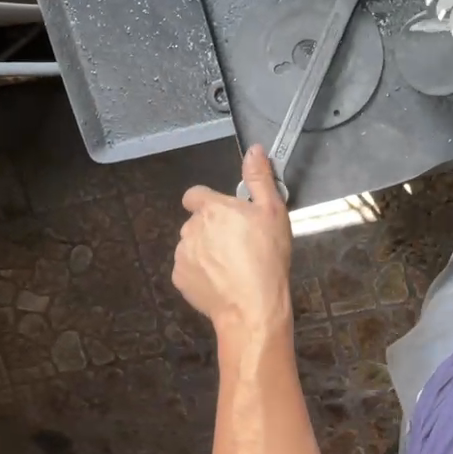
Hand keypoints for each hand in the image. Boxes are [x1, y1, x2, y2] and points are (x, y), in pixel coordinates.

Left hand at [174, 146, 293, 337]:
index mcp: (212, 208)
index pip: (195, 195)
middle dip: (213, 229)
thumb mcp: (273, 212)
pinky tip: (223, 281)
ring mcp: (181, 255)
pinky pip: (189, 268)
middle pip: (197, 222)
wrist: (252, 305)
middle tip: (241, 244)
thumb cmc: (267, 255)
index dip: (210, 202)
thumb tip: (254, 148)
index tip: (228, 216)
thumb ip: (260, 178)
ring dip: (207, 250)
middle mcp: (190, 228)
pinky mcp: (179, 279)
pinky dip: (202, 272)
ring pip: (192, 245)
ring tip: (234, 266)